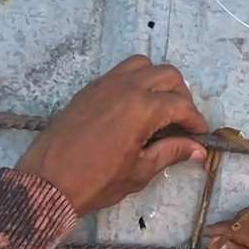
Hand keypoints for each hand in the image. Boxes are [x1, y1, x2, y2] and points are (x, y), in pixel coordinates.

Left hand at [15, 55, 209, 213]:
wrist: (47, 183)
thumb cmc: (95, 182)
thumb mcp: (139, 171)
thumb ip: (171, 152)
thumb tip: (197, 149)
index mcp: (142, 108)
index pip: (180, 106)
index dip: (195, 120)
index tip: (201, 135)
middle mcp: (125, 87)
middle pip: (166, 75)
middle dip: (181, 95)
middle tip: (183, 121)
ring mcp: (103, 85)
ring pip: (141, 65)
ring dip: (157, 80)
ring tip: (160, 107)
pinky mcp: (88, 90)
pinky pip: (118, 74)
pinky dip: (134, 82)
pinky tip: (134, 107)